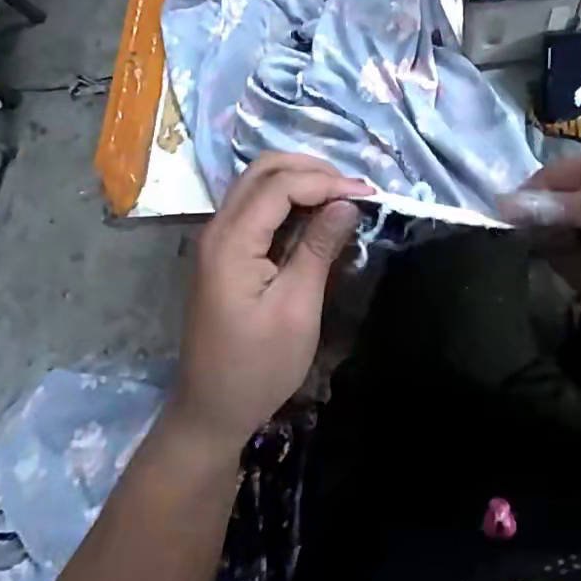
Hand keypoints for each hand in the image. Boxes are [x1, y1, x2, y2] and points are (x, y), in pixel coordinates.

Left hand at [170, 154, 372, 446]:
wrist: (211, 410)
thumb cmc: (257, 366)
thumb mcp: (296, 309)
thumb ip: (318, 249)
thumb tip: (347, 203)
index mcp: (231, 242)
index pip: (280, 185)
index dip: (327, 182)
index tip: (369, 195)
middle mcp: (218, 229)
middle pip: (263, 170)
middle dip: (313, 170)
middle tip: (355, 191)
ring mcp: (218, 239)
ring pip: (258, 183)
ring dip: (301, 180)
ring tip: (343, 197)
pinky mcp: (225, 251)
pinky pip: (257, 206)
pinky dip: (289, 200)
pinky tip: (318, 214)